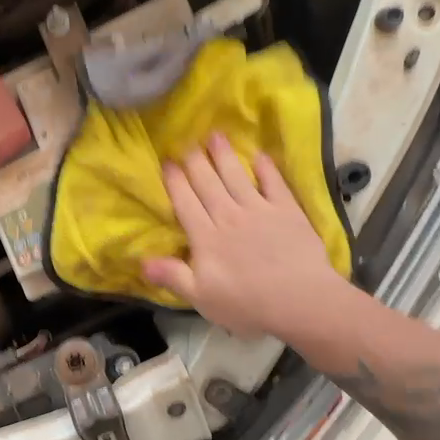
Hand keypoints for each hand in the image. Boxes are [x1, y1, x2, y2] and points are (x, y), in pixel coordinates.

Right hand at [142, 133, 352, 340]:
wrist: (298, 299)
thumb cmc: (245, 304)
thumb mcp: (202, 298)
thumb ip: (173, 276)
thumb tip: (141, 261)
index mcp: (206, 238)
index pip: (186, 204)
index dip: (175, 182)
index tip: (167, 162)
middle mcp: (229, 217)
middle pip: (208, 184)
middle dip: (196, 162)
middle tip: (187, 142)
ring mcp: (260, 210)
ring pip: (237, 177)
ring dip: (225, 156)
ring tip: (215, 136)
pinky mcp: (287, 211)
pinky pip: (274, 183)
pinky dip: (266, 169)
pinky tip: (259, 156)